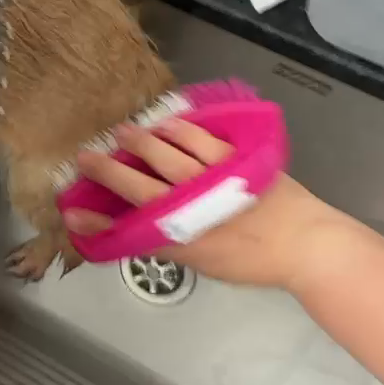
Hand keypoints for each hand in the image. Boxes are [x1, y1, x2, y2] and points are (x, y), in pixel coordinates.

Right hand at [62, 119, 370, 290]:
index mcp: (180, 217)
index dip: (101, 191)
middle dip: (112, 160)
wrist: (308, 244)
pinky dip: (184, 128)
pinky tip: (173, 125)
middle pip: (145, 166)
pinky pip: (204, 135)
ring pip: (174, 144)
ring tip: (128, 131)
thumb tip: (112, 230)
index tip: (76, 185)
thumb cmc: (248, 259)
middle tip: (90, 152)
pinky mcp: (239, 155)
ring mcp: (217, 168)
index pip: (129, 197)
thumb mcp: (193, 259)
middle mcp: (194, 187)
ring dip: (147, 137)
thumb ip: (146, 240)